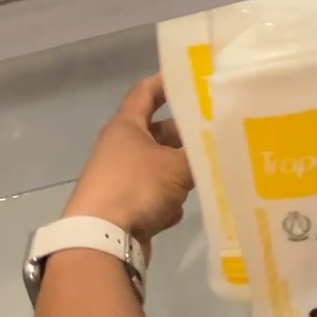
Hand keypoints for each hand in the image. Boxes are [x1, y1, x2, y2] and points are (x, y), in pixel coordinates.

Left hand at [64, 74, 194, 254]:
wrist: (103, 237)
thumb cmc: (137, 187)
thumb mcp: (176, 166)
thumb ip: (197, 156)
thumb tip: (214, 149)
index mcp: (126, 126)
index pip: (144, 93)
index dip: (164, 83)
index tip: (187, 79)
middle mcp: (120, 149)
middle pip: (156, 135)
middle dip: (182, 136)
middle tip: (210, 136)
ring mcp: (120, 180)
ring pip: (156, 169)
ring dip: (177, 174)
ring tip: (203, 176)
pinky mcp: (123, 209)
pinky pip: (151, 199)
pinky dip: (165, 203)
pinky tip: (177, 212)